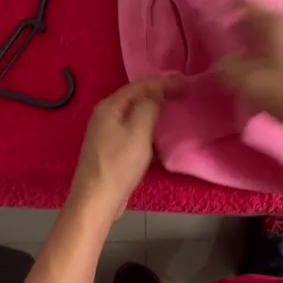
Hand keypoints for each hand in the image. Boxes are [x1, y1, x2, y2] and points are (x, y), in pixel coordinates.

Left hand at [68, 77, 181, 221]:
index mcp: (109, 107)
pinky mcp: (110, 150)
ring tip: (174, 111)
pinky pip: (132, 131)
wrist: (97, 199)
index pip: (139, 86)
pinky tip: (158, 135)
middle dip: (158, 94)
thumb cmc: (119, 164)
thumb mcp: (138, 131)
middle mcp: (104, 116)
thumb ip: (149, 106)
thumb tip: (156, 95)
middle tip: (182, 95)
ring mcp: (105, 134)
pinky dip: (147, 128)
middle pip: (135, 98)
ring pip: (133, 115)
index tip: (186, 85)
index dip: (164, 83)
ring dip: (153, 111)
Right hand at [214, 0, 282, 143]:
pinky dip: (261, 44)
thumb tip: (220, 62)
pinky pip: (278, 39)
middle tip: (212, 28)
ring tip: (229, 46)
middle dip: (232, 18)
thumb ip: (225, 66)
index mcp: (276, 20)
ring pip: (268, 27)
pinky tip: (253, 60)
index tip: (200, 3)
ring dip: (247, 33)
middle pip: (256, 11)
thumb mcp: (245, 82)